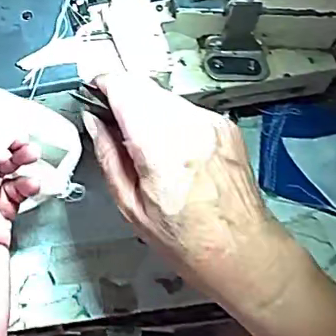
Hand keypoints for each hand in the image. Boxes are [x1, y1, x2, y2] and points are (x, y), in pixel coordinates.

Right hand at [82, 72, 314, 310]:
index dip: (101, 84)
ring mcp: (209, 123)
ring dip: (145, 107)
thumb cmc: (192, 241)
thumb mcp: (131, 205)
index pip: (122, 88)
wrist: (244, 252)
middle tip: (111, 119)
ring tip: (143, 142)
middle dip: (121, 96)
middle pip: (141, 85)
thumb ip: (108, 155)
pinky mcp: (222, 125)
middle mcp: (187, 127)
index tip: (92, 89)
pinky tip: (171, 148)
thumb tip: (94, 124)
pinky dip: (170, 118)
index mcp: (159, 148)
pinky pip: (184, 107)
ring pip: (162, 93)